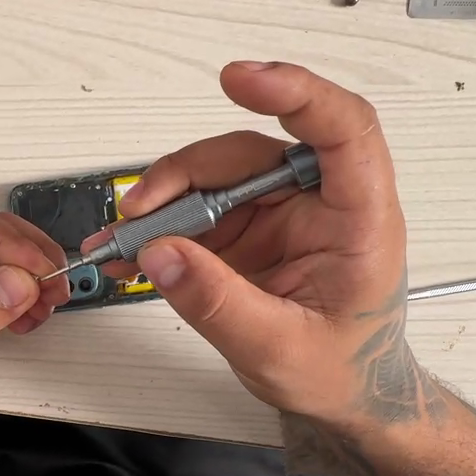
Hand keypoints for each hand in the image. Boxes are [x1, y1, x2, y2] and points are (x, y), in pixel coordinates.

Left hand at [0, 210, 69, 438]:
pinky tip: (34, 321)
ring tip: (50, 308)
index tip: (43, 273)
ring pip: (7, 260)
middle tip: (58, 288)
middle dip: (31, 256)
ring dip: (37, 277)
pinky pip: (9, 288)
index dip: (11, 244)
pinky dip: (31, 298)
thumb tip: (20, 279)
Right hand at [98, 62, 421, 430]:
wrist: (339, 395)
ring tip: (119, 242)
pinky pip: (191, 216)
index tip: (237, 79)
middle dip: (183, 176)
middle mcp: (316, 204)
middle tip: (135, 216)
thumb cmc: (336, 369)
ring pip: (210, 181)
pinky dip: (155, 232)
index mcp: (357, 219)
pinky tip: (127, 253)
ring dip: (159, 205)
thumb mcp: (276, 347)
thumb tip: (157, 254)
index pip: (341, 132)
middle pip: (247, 155)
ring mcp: (275, 216)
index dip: (295, 94)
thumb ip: (217, 302)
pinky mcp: (243, 234)